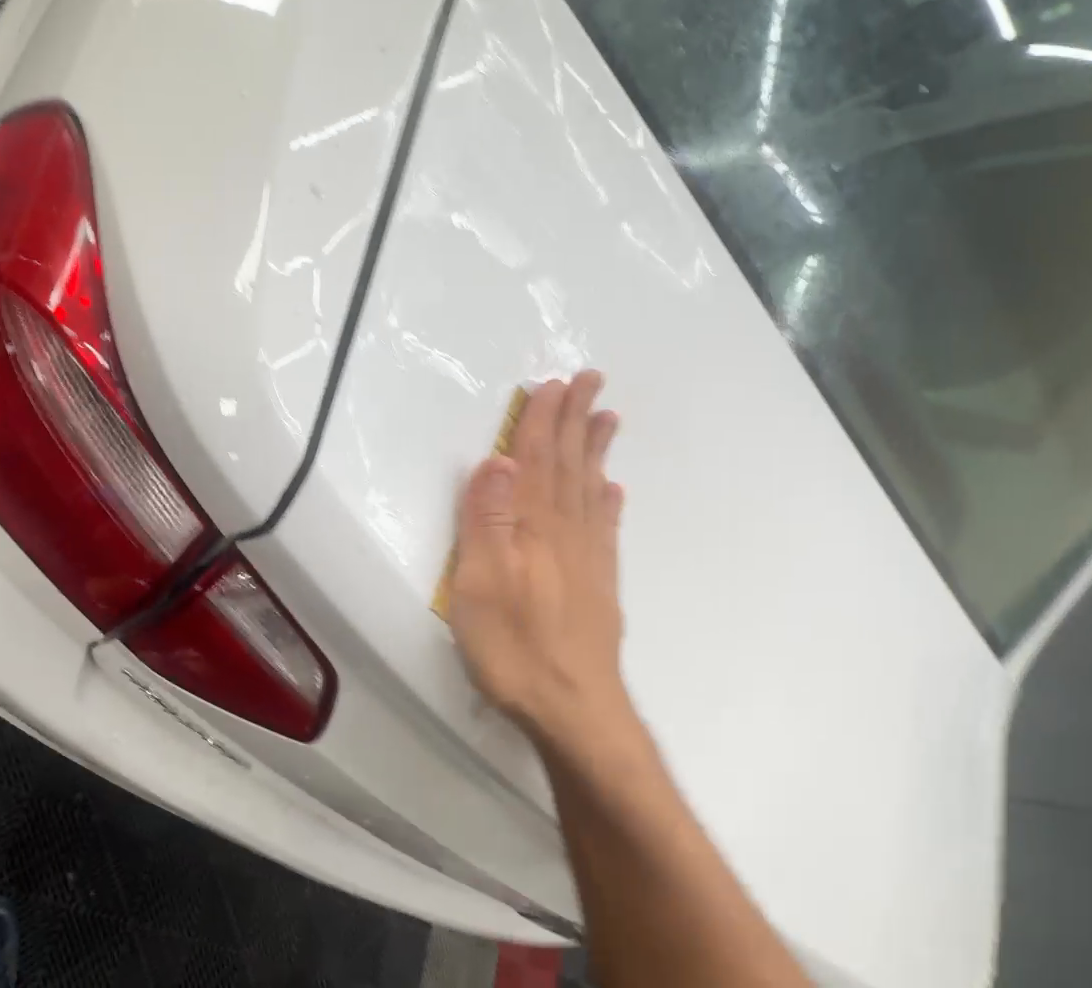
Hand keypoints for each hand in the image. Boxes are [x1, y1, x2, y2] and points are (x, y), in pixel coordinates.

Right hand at [447, 372, 628, 752]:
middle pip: (568, 468)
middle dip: (575, 422)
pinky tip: (613, 491)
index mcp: (532, 529)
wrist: (575, 710)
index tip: (552, 384)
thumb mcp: (479, 584)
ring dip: (595, 452)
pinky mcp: (597, 586)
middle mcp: (564, 534)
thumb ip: (485, 522)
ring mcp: (587, 560)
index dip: (541, 422)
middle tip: (591, 381)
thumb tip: (497, 462)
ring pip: (589, 491)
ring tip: (607, 418)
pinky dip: (607, 503)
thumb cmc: (514, 647)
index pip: (535, 463)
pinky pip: (604, 530)